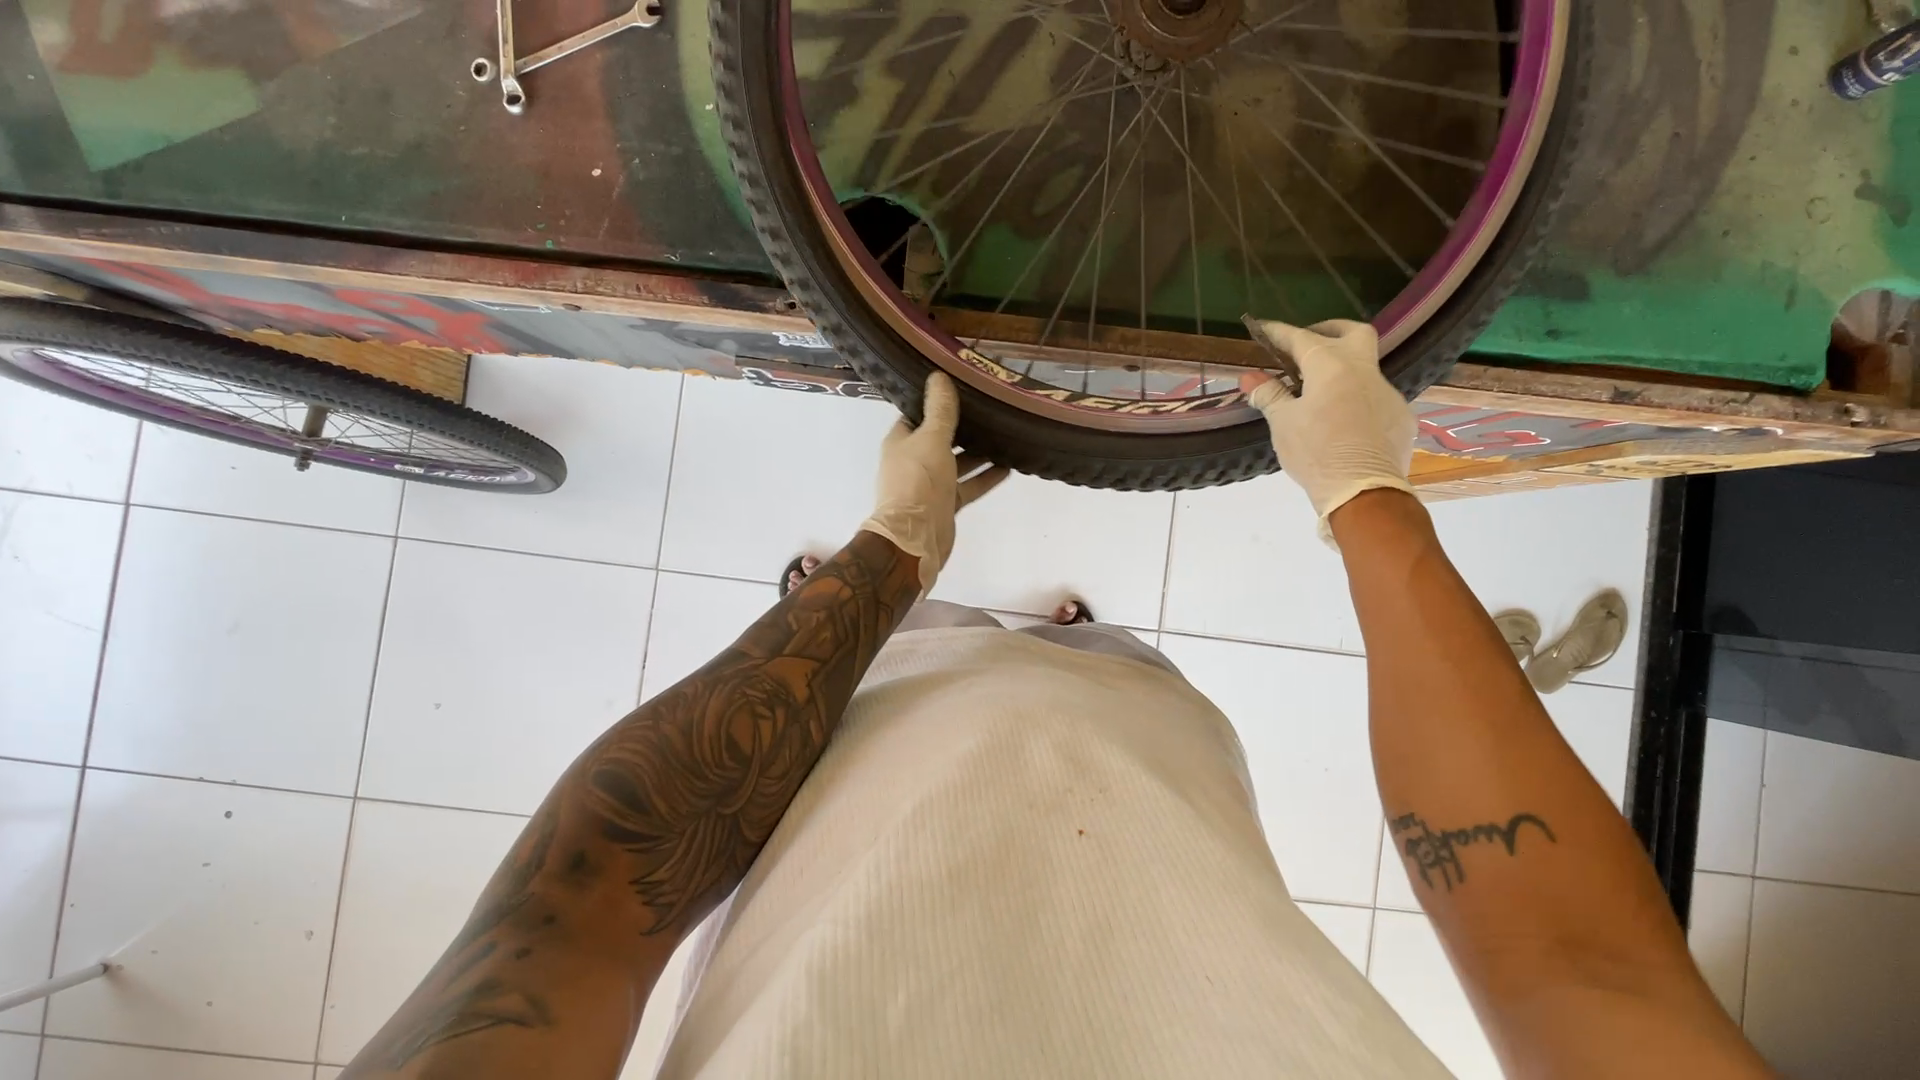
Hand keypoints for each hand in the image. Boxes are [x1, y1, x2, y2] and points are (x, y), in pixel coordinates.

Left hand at [860, 372, 1007, 593]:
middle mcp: (914, 461)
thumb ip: (940, 411)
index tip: (962, 388)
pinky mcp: (947, 504)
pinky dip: (985, 477)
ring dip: (979, 452)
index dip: (937, 402)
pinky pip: (969, 485)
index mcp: (901, 441)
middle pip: (940, 438)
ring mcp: (931, 485)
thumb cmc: (919, 481)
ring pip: (958, 463)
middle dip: (964, 427)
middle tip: (992, 408)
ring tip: (1005, 435)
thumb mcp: (932, 438)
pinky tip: (1009, 466)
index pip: (918, 415)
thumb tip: (939, 375)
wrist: (915, 538)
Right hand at [1239, 318, 1415, 540]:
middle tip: (1309, 342)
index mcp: (1332, 366)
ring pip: (1366, 369)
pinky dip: (1357, 402)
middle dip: (1330, 330)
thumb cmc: (1316, 453)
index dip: (1280, 332)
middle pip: (1354, 333)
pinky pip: (1376, 400)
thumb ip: (1269, 395)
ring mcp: (1388, 393)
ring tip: (1320, 394)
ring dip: (1343, 373)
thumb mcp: (1283, 424)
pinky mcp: (1400, 417)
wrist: (1363, 492)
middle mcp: (1364, 371)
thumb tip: (1249, 377)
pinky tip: (1344, 424)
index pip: (1302, 339)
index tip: (1264, 329)